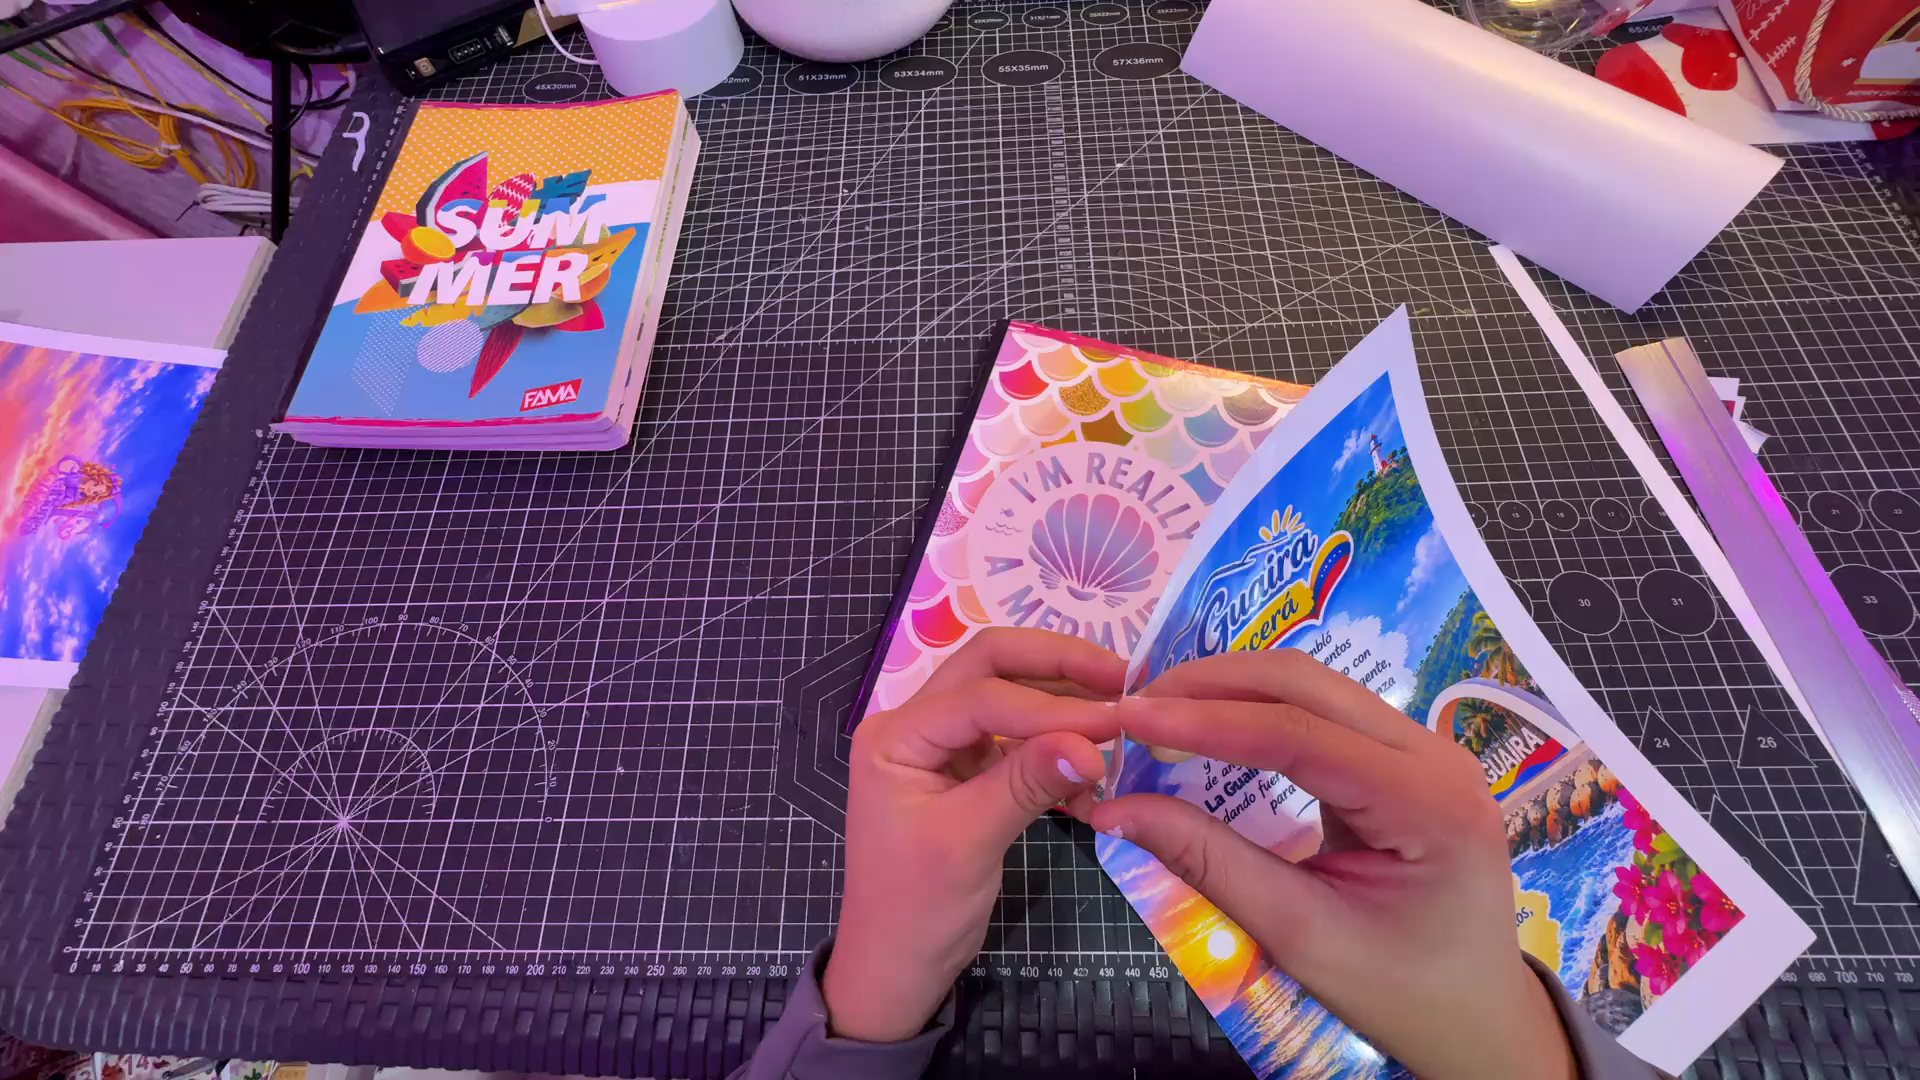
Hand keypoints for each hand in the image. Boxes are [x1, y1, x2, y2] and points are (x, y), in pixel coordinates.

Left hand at [822, 628, 1123, 1041]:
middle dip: (1054, 664)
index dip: (1047, 706)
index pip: (979, 696)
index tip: (1110, 720)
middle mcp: (915, 723)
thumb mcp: (967, 844)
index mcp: (897, 734)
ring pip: (1006, 691)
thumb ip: (1025, 784)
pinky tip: (1093, 758)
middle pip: (989, 666)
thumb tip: (1093, 742)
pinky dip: (1054, 739)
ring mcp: (943, 742)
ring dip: (1060, 696)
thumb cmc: (915, 908)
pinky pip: (1016, 735)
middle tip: (1118, 674)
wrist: (896, 965)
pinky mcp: (969, 766)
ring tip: (1117, 706)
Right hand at [1084, 651, 1577, 1079]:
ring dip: (1226, 685)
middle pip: (1303, 682)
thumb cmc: (1402, 993)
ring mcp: (1417, 743)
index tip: (1130, 717)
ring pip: (1306, 680)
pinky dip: (1249, 701)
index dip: (1205, 720)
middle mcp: (1431, 752)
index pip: (1298, 733)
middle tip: (1136, 707)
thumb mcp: (1298, 935)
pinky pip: (1312, 702)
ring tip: (1160, 707)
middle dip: (1209, 685)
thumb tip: (1112, 809)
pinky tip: (1208, 715)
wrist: (1481, 1022)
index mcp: (1427, 803)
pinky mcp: (1393, 749)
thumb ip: (1206, 860)